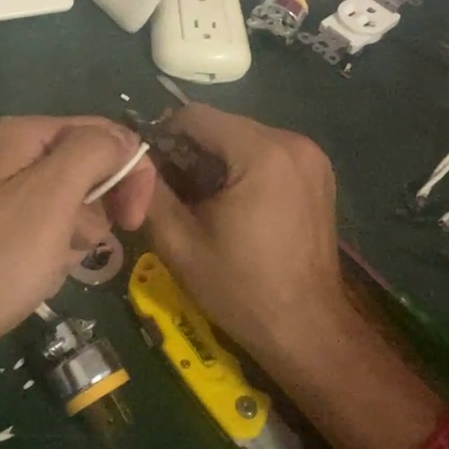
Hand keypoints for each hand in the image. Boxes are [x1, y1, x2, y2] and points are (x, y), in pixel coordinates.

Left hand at [0, 116, 153, 367]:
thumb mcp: (50, 198)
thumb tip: (122, 139)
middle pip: (86, 167)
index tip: (135, 221)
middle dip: (96, 210)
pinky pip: (43, 230)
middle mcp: (10, 153)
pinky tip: (34, 278)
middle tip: (81, 247)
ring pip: (68, 204)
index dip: (130, 171)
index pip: (103, 133)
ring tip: (48, 267)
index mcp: (24, 135)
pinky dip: (51, 253)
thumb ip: (92, 153)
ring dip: (74, 237)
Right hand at [146, 105, 351, 365]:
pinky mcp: (318, 174)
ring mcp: (312, 157)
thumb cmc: (241, 289)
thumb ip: (150, 191)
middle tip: (171, 191)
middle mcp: (293, 143)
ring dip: (216, 160)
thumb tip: (130, 160)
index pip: (196, 116)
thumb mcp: (179, 243)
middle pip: (223, 125)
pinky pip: (267, 154)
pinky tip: (231, 205)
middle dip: (191, 151)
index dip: (163, 135)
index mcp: (262, 153)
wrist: (307, 331)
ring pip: (244, 138)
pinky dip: (243, 168)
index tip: (148, 169)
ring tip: (200, 202)